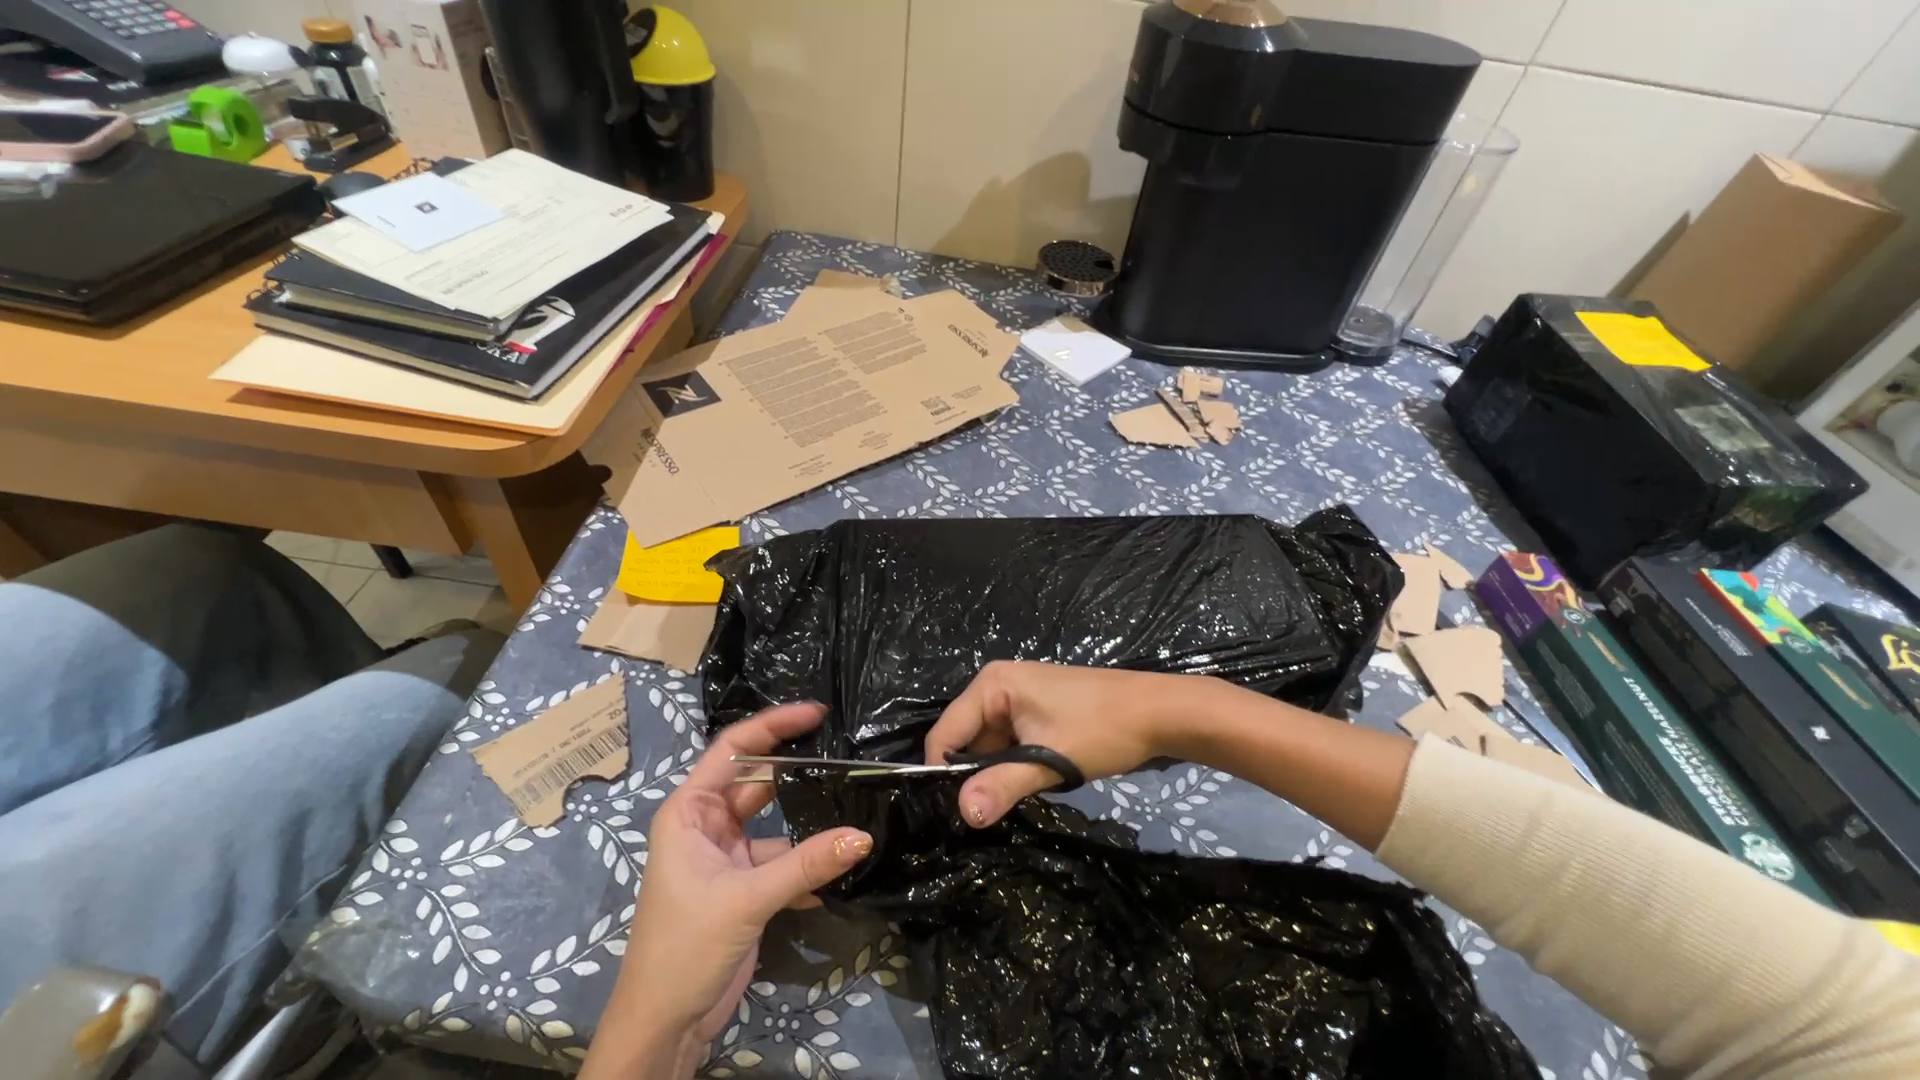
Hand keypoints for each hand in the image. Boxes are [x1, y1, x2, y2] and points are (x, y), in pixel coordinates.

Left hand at [585, 704, 870, 1078]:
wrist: (664, 1024)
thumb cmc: (683, 947)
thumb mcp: (746, 899)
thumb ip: (807, 864)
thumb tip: (865, 835)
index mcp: (689, 811)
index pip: (733, 749)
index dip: (772, 726)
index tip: (816, 712)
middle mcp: (707, 825)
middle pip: (758, 781)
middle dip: (797, 768)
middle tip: (846, 753)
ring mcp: (726, 856)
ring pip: (775, 822)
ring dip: (808, 820)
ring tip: (855, 802)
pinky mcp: (744, 887)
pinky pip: (783, 859)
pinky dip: (809, 862)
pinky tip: (844, 865)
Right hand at [923, 661, 1187, 827]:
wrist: (1160, 713)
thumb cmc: (1102, 729)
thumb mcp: (1050, 761)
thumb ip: (1002, 785)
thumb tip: (964, 813)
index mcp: (991, 685)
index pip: (945, 734)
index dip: (946, 773)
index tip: (958, 812)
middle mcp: (997, 686)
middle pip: (966, 741)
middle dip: (978, 775)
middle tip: (991, 811)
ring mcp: (1017, 699)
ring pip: (990, 747)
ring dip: (1001, 773)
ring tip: (1020, 793)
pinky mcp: (1036, 713)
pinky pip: (1010, 745)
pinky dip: (1018, 766)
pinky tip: (1037, 780)